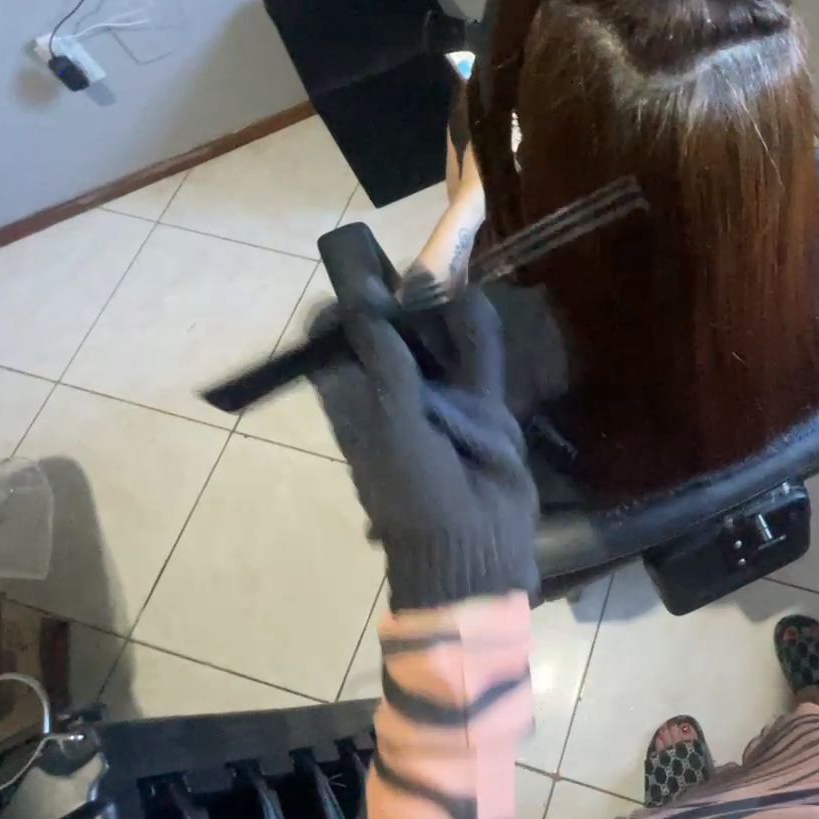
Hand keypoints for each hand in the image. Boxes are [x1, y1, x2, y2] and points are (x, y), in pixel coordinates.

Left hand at [311, 280, 538, 610]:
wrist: (473, 540)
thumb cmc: (414, 490)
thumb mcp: (390, 422)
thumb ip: (384, 361)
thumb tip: (364, 298)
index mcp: (355, 402)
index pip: (337, 344)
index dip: (344, 312)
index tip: (364, 281)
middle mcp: (395, 393)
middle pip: (391, 334)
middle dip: (400, 302)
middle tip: (411, 278)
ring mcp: (440, 398)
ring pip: (436, 340)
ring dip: (438, 312)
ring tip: (441, 277)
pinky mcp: (481, 404)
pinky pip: (479, 359)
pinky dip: (478, 331)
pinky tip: (475, 302)